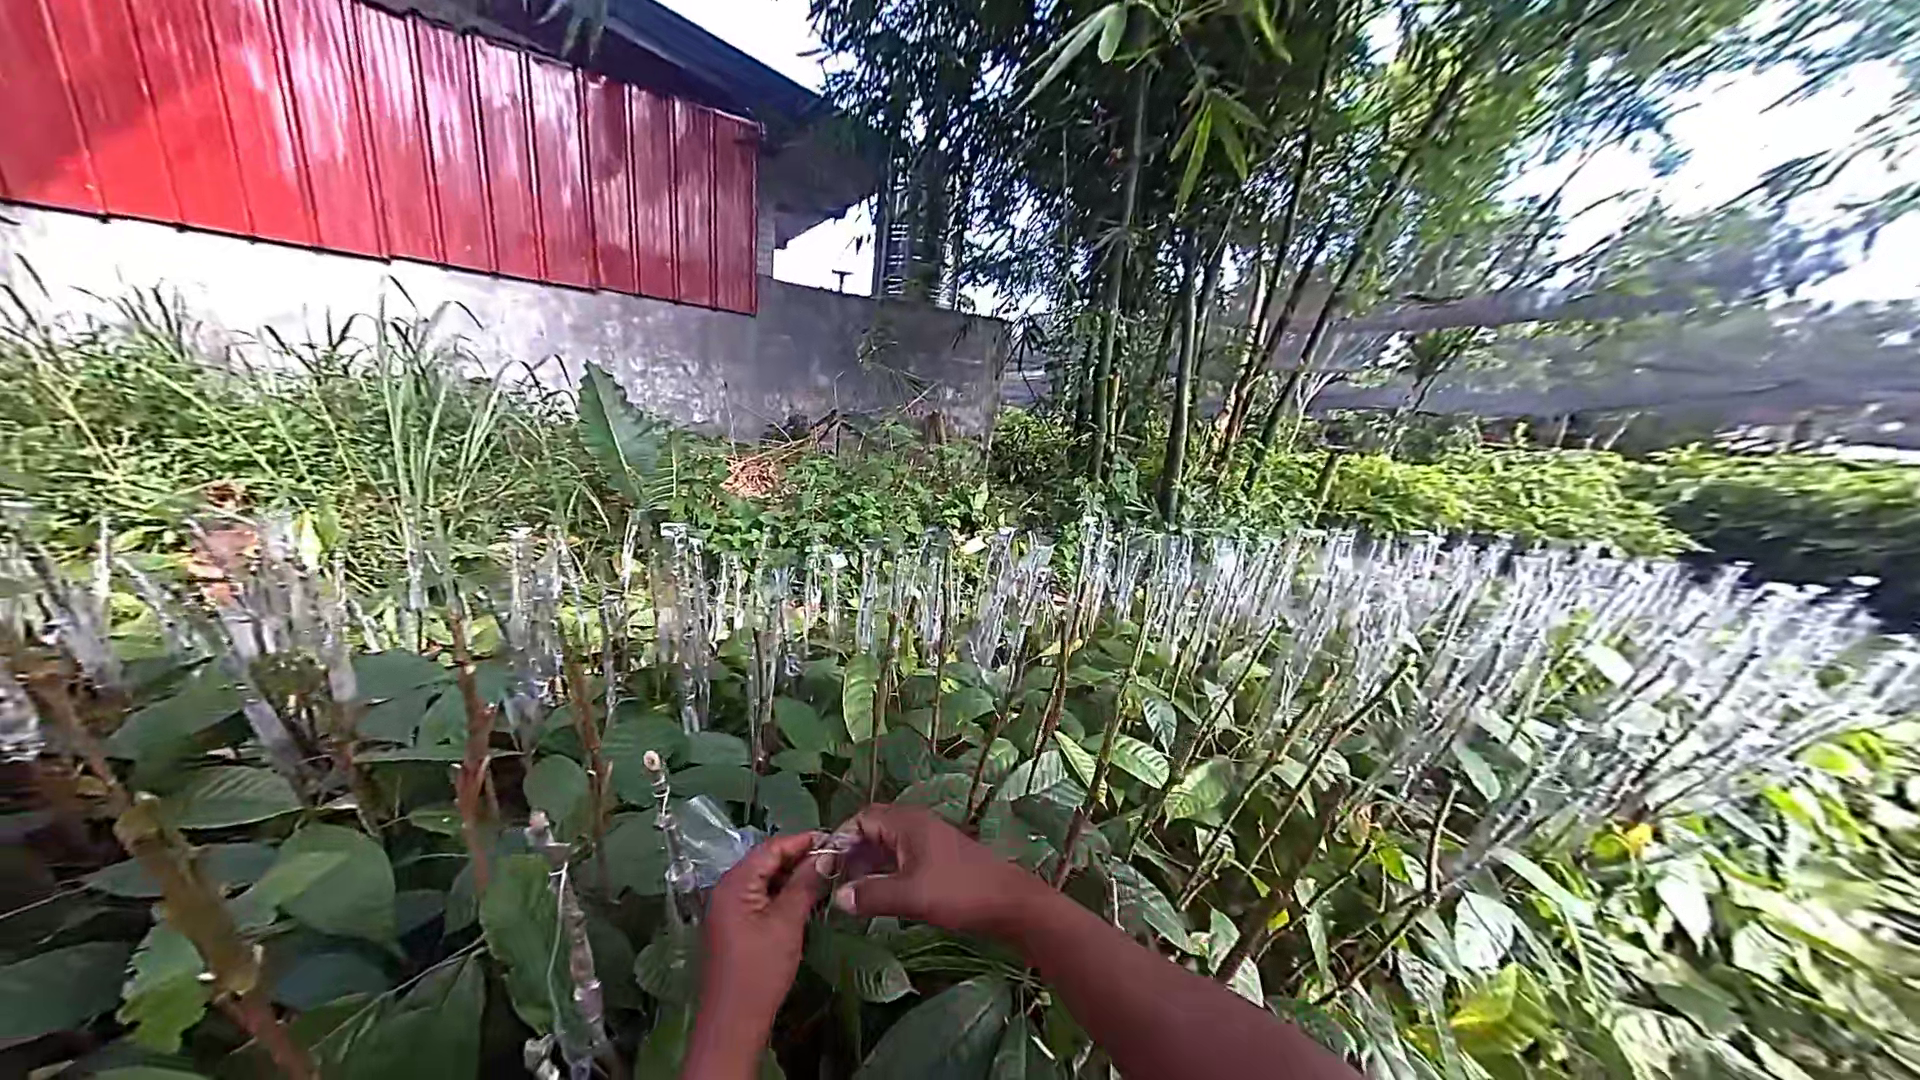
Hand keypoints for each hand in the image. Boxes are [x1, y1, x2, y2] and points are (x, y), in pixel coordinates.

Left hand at [687, 830, 826, 1073]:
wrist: (732, 1027)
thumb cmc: (760, 970)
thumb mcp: (787, 922)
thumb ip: (806, 882)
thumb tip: (827, 854)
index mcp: (734, 883)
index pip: (772, 847)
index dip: (803, 841)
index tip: (833, 839)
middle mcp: (726, 889)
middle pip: (766, 861)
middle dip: (799, 857)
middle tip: (832, 857)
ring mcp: (727, 909)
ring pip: (764, 879)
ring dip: (791, 876)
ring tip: (824, 875)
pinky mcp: (732, 926)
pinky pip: (759, 897)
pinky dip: (781, 893)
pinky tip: (804, 898)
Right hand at [830, 804, 1044, 937]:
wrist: (1007, 902)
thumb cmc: (958, 892)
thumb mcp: (910, 895)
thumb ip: (871, 894)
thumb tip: (838, 897)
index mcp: (908, 821)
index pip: (863, 817)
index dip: (842, 838)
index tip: (826, 866)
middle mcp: (916, 823)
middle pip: (874, 828)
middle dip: (852, 851)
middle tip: (835, 881)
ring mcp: (928, 839)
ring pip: (887, 843)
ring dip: (868, 862)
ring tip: (852, 891)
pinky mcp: (937, 857)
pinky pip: (901, 855)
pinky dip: (885, 869)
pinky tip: (880, 893)